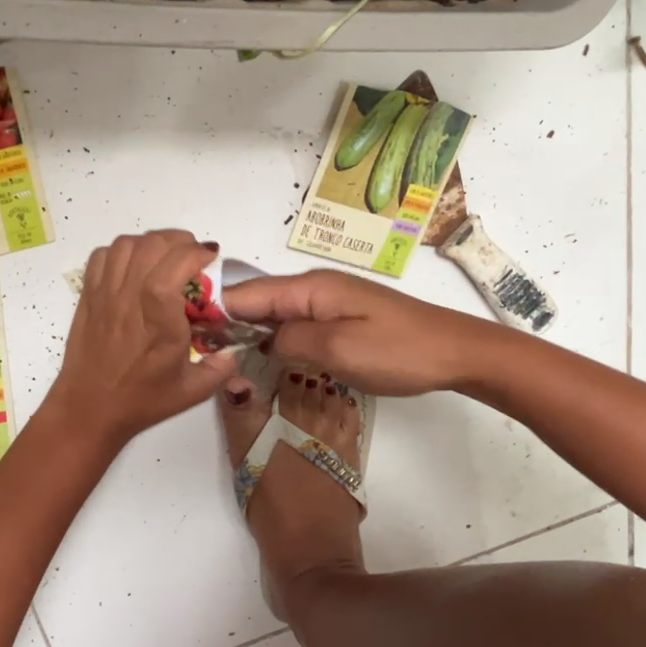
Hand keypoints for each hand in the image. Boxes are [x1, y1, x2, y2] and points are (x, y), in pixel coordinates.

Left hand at [46, 231, 238, 444]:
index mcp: (159, 320)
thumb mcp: (192, 391)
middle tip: (192, 257)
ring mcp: (105, 294)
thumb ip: (221, 368)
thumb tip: (235, 350)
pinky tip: (133, 267)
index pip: (174, 265)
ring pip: (126, 244)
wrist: (89, 409)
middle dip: (179, 241)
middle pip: (151, 245)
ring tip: (164, 257)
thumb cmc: (141, 401)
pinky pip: (102, 256)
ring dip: (151, 243)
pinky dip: (121, 252)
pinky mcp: (88, 296)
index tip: (209, 259)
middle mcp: (130, 299)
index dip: (195, 252)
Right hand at [222, 269, 504, 396]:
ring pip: (275, 314)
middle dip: (227, 322)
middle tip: (199, 351)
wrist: (459, 354)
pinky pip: (296, 324)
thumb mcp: (337, 350)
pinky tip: (264, 358)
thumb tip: (264, 341)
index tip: (186, 332)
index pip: (246, 293)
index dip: (214, 311)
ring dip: (250, 332)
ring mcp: (329, 303)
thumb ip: (290, 341)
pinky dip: (275, 339)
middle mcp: (315, 288)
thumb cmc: (399, 350)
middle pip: (257, 300)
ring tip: (220, 356)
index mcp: (310, 288)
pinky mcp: (342, 319)